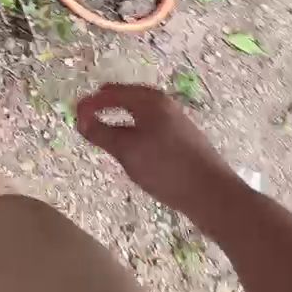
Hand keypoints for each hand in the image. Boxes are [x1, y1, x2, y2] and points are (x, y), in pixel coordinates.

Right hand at [74, 83, 240, 216]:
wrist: (215, 197)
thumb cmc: (167, 168)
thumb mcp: (126, 150)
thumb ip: (100, 132)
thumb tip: (82, 121)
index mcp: (148, 100)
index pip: (109, 93)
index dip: (89, 104)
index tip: (75, 119)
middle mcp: (163, 104)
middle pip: (125, 99)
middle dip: (103, 109)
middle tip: (87, 125)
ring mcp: (176, 121)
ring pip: (138, 115)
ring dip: (119, 122)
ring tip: (106, 138)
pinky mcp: (184, 139)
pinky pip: (150, 127)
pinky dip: (134, 132)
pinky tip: (133, 151)